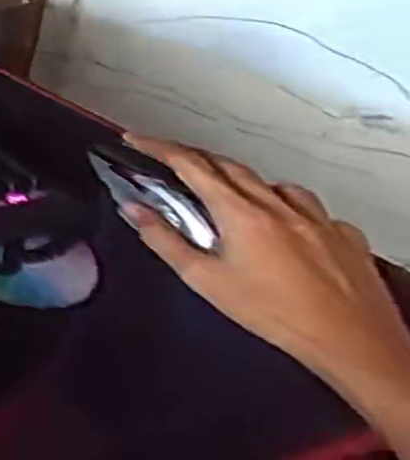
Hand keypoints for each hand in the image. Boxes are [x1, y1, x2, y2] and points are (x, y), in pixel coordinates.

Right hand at [124, 135, 409, 408]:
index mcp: (242, 215)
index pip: (189, 164)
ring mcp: (321, 225)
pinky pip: (316, 210)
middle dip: (193, 156)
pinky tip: (287, 220)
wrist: (360, 353)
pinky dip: (291, 205)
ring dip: (243, 179)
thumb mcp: (203, 278)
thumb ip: (162, 238)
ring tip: (229, 190)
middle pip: (229, 166)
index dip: (156, 146)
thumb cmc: (279, 316)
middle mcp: (281, 211)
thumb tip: (134, 209)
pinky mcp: (350, 243)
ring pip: (274, 183)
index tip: (136, 140)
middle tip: (169, 158)